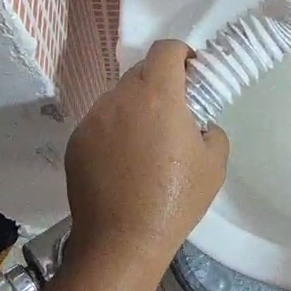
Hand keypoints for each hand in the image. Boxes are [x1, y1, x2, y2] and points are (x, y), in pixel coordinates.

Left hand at [65, 39, 229, 272]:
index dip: (181, 54)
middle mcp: (119, 98)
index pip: (165, 50)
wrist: (121, 240)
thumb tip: (197, 126)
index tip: (191, 74)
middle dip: (159, 84)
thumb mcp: (214, 164)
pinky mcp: (76, 142)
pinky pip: (99, 124)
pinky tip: (122, 164)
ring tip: (145, 146)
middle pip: (140, 73)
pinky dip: (113, 132)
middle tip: (172, 115)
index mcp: (157, 95)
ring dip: (134, 109)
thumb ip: (211, 130)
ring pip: (117, 99)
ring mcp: (92, 119)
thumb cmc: (175, 200)